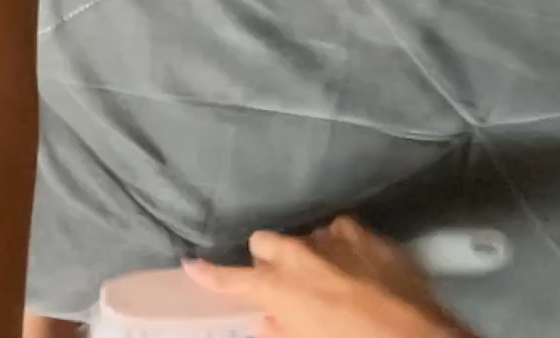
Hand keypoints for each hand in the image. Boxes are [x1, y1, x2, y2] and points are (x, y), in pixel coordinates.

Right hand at [185, 217, 476, 337]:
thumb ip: (283, 331)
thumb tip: (270, 323)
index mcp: (280, 287)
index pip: (233, 279)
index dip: (210, 275)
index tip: (192, 265)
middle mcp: (300, 254)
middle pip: (265, 243)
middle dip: (268, 261)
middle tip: (284, 288)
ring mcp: (334, 238)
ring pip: (305, 238)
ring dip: (308, 257)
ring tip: (329, 282)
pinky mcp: (367, 233)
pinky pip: (341, 235)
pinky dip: (342, 250)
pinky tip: (359, 271)